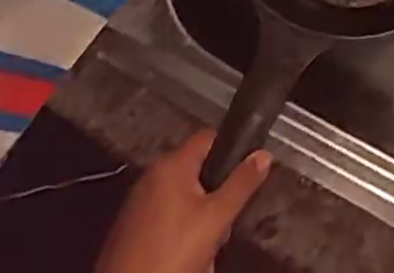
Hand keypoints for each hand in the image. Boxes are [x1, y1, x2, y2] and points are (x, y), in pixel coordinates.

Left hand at [95, 130, 270, 272]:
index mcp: (172, 164)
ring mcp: (138, 201)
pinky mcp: (130, 226)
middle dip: (215, 194)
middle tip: (224, 222)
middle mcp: (152, 174)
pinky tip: (183, 256)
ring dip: (199, 215)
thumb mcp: (216, 219)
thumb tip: (263, 154)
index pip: (209, 137)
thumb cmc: (172, 254)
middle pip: (196, 169)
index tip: (245, 171)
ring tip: (205, 247)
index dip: (231, 148)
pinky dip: (178, 228)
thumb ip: (241, 184)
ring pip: (182, 196)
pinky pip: (165, 215)